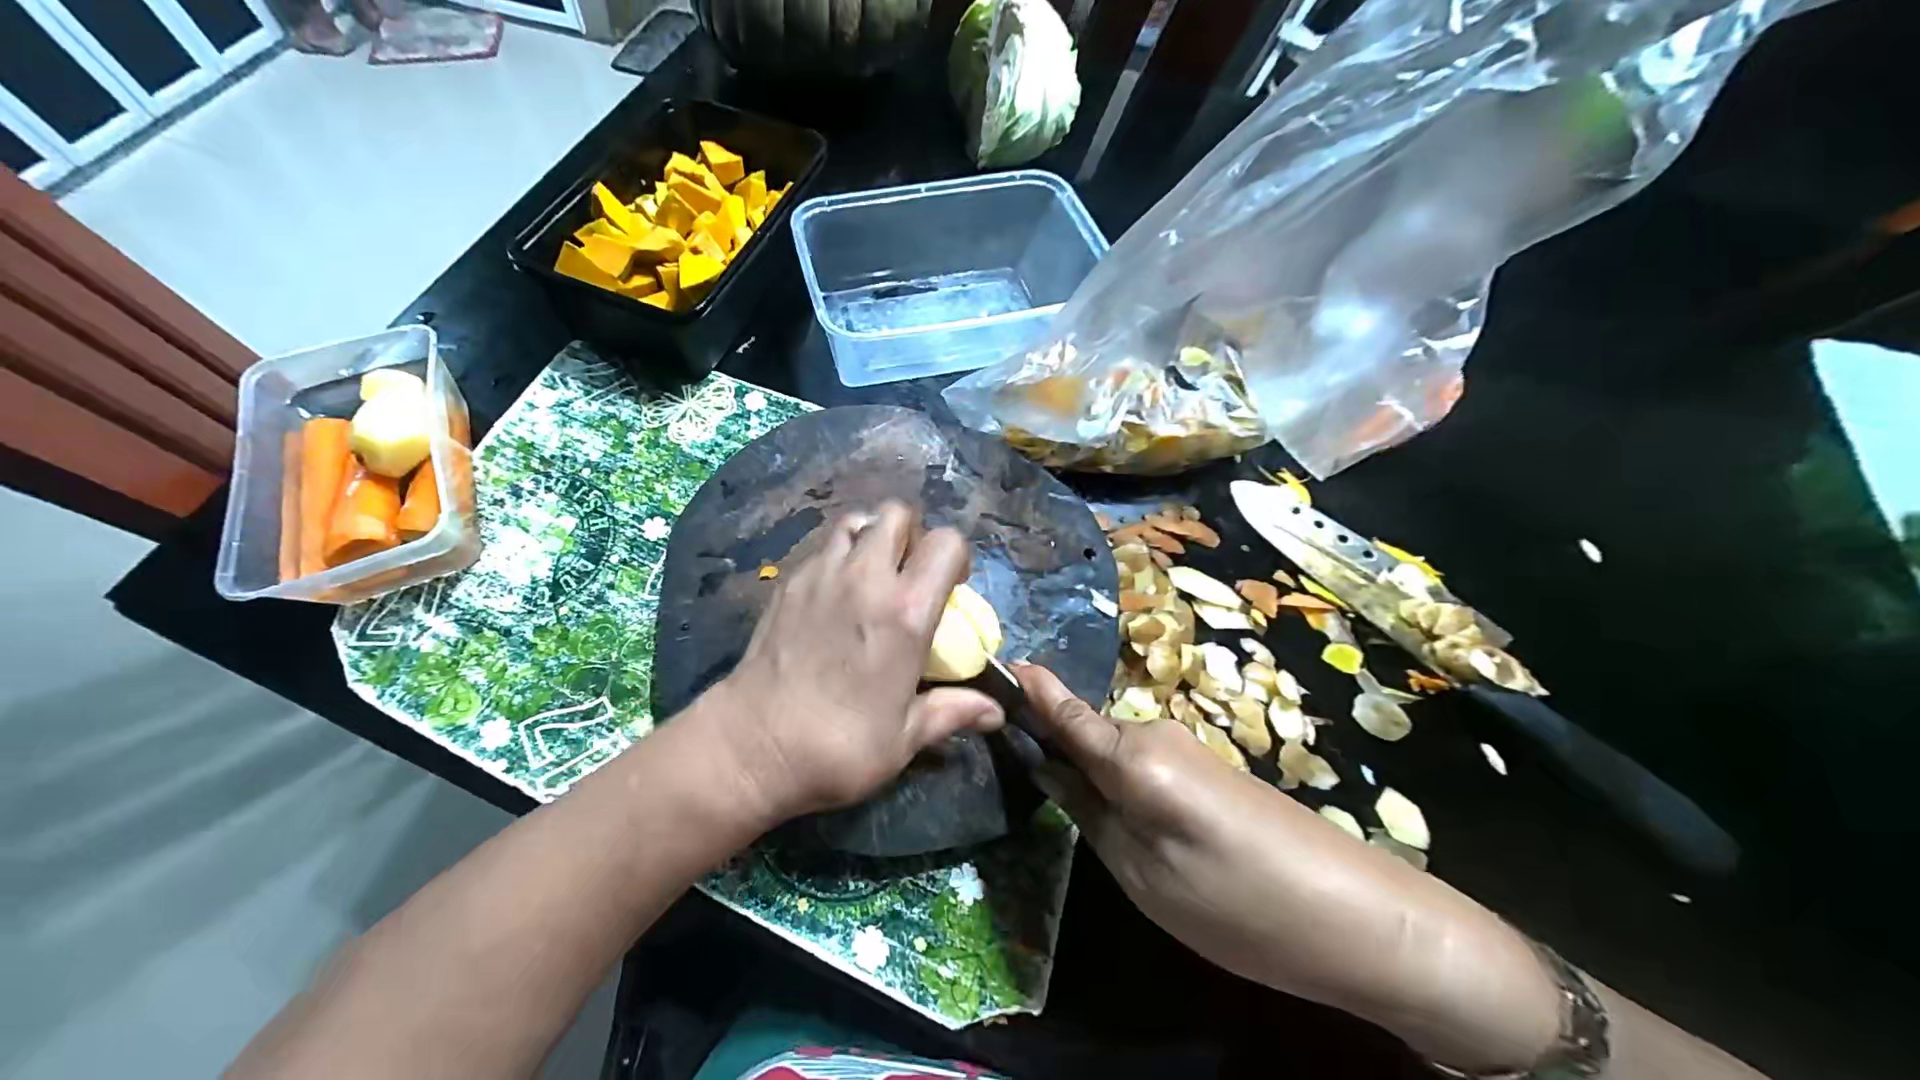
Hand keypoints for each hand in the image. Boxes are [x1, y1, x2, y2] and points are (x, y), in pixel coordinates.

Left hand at [708, 501, 1004, 822]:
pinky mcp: (788, 583)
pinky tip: (833, 599)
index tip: (950, 589)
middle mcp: (865, 578)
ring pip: (855, 522)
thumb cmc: (839, 746)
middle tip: (909, 576)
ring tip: (871, 578)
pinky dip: (837, 559)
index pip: (946, 543)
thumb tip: (997, 712)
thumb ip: (954, 711)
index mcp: (906, 611)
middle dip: (912, 535)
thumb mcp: (905, 737)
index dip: (955, 558)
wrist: (752, 747)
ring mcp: (821, 575)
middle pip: (897, 514)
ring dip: (871, 539)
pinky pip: (822, 549)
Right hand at [1015, 664, 1562, 1072]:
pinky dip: (1114, 774)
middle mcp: (1155, 732)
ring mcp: (1185, 747)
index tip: (988, 666)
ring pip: (1111, 747)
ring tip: (1057, 800)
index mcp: (1132, 753)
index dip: (1025, 688)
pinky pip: (1139, 761)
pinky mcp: (1205, 768)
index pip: (1061, 709)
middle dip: (1046, 739)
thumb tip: (1047, 767)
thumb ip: (1087, 812)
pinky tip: (1113, 809)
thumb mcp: (1142, 873)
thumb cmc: (1237, 904)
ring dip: (1081, 762)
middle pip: (1083, 727)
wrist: (1361, 919)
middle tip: (1006, 766)